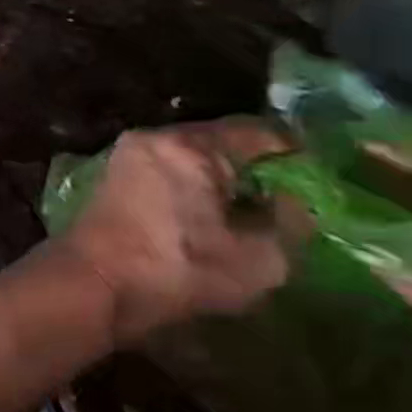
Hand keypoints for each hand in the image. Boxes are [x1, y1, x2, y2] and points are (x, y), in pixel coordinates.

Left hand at [60, 118, 308, 343]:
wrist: (95, 280)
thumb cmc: (178, 267)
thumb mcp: (256, 260)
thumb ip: (285, 225)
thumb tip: (290, 201)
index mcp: (189, 146)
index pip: (252, 131)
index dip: (288, 147)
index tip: (316, 163)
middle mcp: (154, 137)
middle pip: (215, 140)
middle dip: (251, 162)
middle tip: (286, 187)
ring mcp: (128, 154)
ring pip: (187, 155)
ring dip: (217, 175)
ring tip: (250, 202)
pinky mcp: (114, 175)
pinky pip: (164, 168)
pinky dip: (189, 182)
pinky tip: (207, 209)